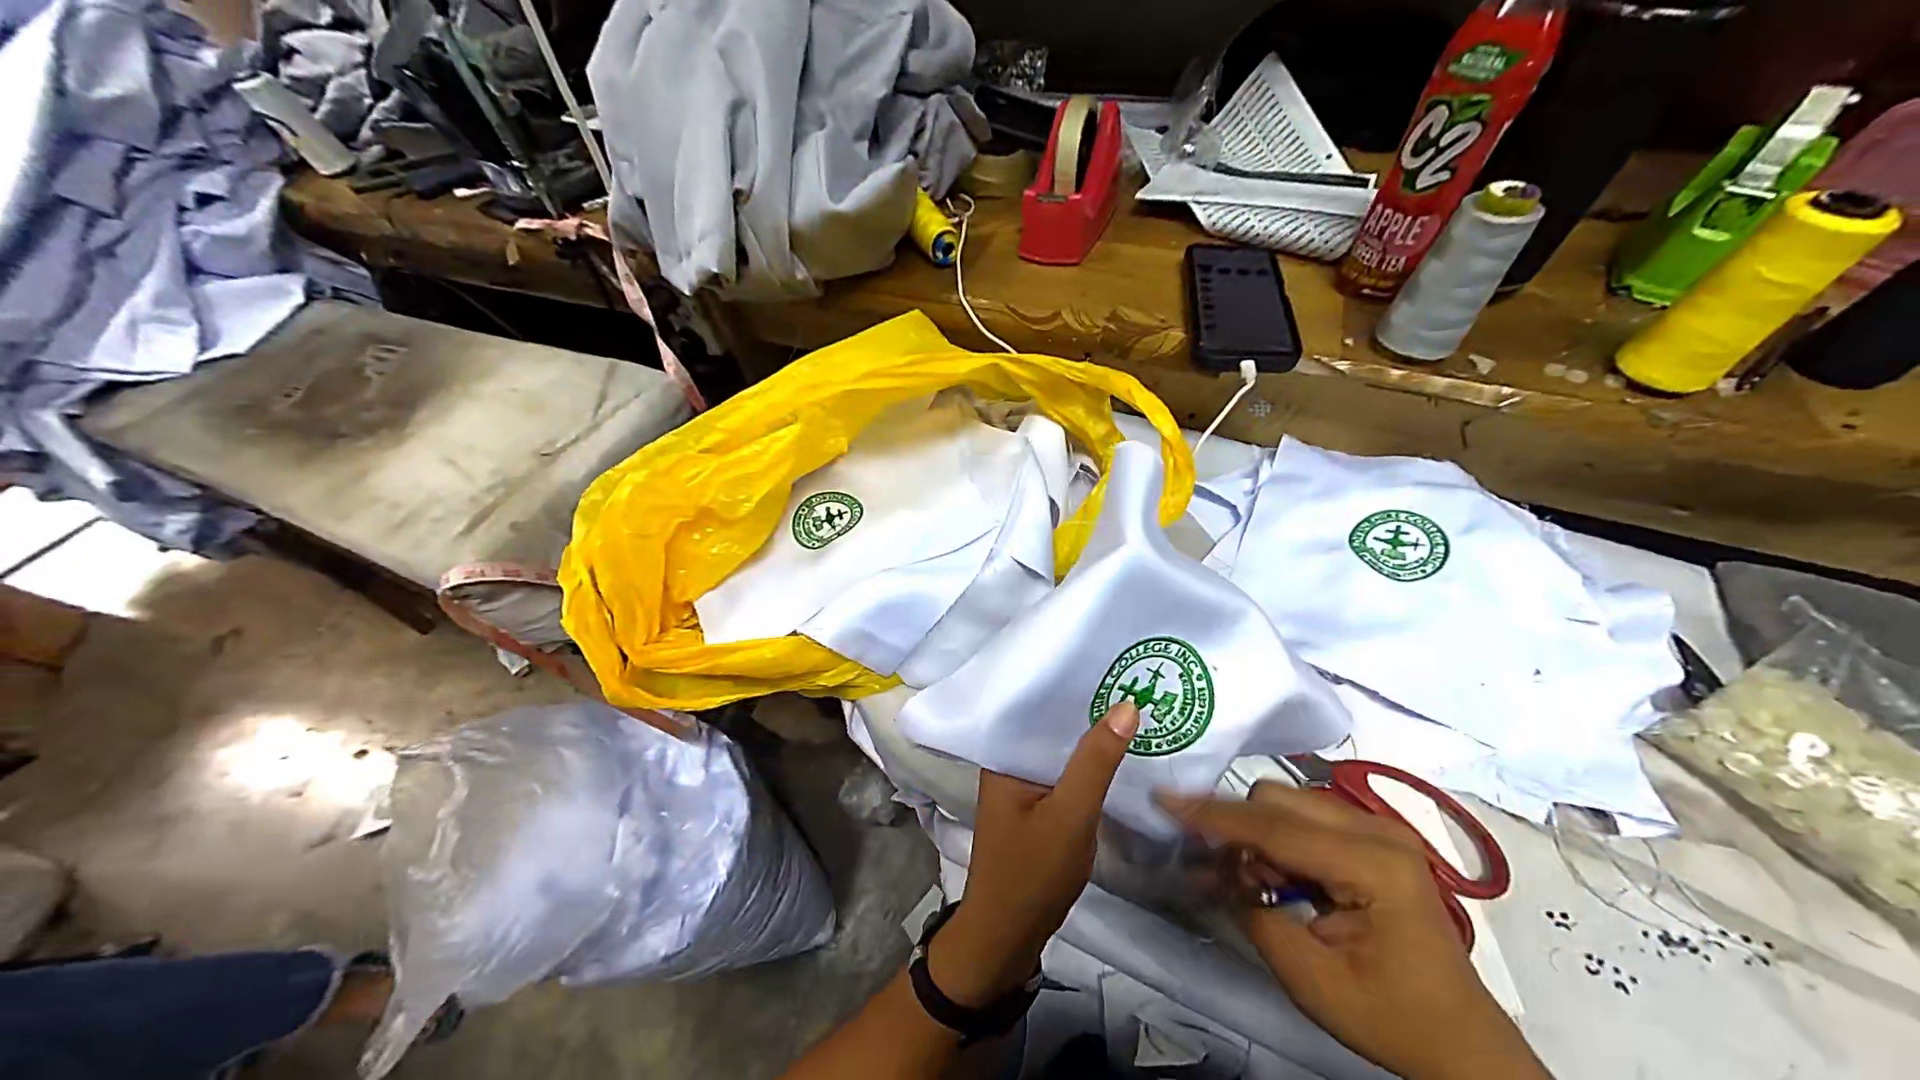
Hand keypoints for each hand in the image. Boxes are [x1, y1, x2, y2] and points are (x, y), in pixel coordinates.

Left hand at [925, 703, 1139, 1005]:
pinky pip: (1065, 773)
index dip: (1070, 682)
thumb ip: (1095, 762)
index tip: (1109, 660)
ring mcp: (1023, 787)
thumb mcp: (1070, 814)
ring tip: (1133, 705)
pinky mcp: (1038, 806)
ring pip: (1059, 750)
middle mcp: (1008, 763)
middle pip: (1049, 725)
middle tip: (1133, 677)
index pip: (1034, 703)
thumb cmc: (1031, 873)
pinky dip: (1088, 764)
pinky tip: (1118, 753)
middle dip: (1086, 707)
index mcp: (1002, 756)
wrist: (1009, 938)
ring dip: (1090, 735)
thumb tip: (1126, 705)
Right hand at [1158, 782, 1550, 1079]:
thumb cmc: (1389, 1015)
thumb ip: (1253, 910)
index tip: (1164, 801)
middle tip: (1221, 873)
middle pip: (1279, 800)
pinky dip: (1277, 841)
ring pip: (1288, 803)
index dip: (1213, 815)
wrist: (1458, 1042)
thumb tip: (1211, 866)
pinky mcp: (1373, 839)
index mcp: (1373, 863)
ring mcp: (1379, 829)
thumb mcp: (1309, 977)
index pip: (1275, 825)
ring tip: (1250, 883)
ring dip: (1256, 835)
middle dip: (1237, 828)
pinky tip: (1271, 877)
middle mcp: (1378, 830)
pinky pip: (1306, 818)